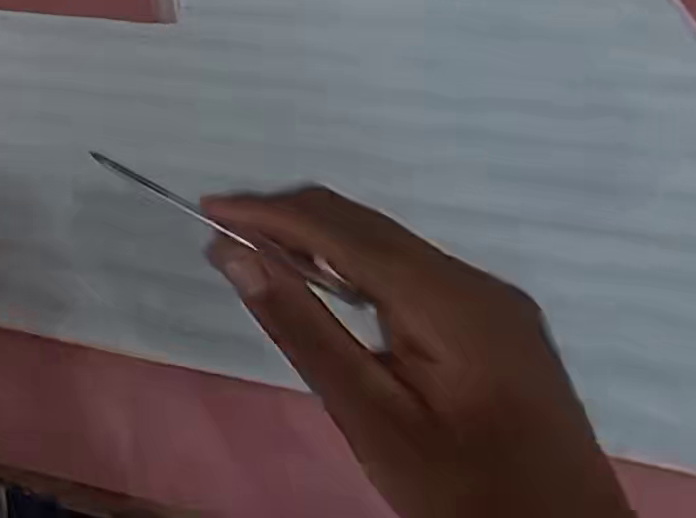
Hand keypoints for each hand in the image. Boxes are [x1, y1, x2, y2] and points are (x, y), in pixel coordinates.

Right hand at [205, 187, 633, 517]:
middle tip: (225, 230)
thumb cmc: (465, 498)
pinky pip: (401, 264)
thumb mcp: (371, 420)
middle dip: (286, 217)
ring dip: (313, 236)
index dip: (269, 212)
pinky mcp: (486, 315)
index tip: (210, 208)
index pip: (340, 231)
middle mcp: (472, 280)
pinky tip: (317, 278)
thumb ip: (301, 329)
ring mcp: (485, 295)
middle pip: (360, 223)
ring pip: (379, 237)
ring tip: (257, 248)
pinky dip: (346, 260)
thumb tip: (233, 254)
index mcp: (451, 301)